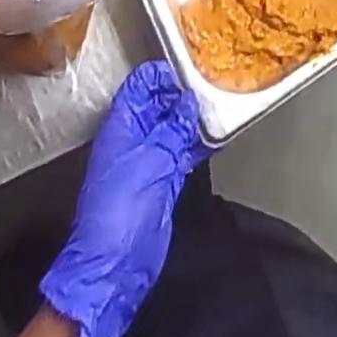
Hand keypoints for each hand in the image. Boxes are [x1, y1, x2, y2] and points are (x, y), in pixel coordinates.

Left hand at [39, 60, 207, 336]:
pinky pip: (182, 151)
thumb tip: (191, 102)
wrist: (113, 269)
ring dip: (194, 117)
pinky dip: (199, 141)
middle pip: (159, 104)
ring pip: (173, 127)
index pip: (140, 86)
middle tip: (215, 82)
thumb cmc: (120, 213)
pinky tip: (218, 134)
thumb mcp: (151, 163)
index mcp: (120, 128)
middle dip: (183, 93)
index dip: (163, 74)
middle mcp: (133, 140)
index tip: (192, 67)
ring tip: (223, 104)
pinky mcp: (162, 181)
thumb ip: (173, 130)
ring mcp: (148, 160)